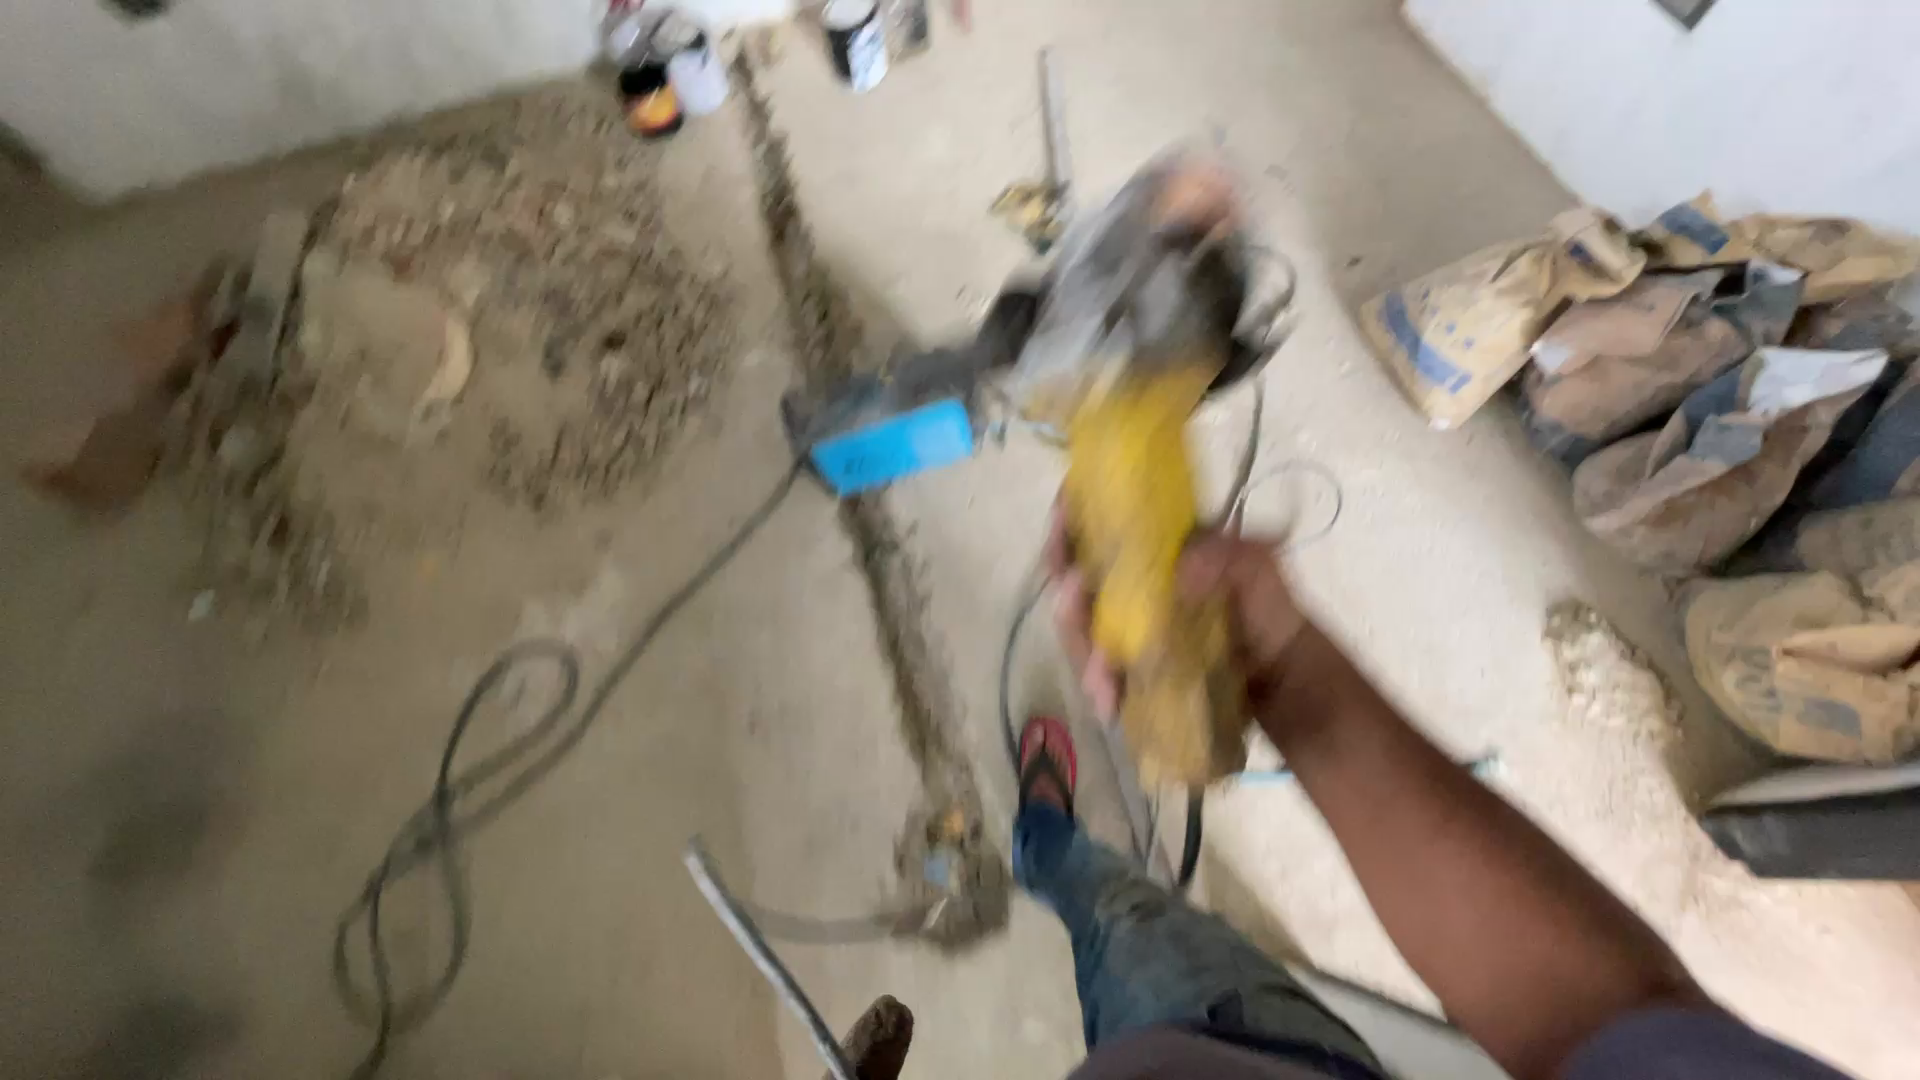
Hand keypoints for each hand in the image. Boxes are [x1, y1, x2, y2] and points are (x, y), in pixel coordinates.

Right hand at [1046, 507, 1309, 725]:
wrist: (1284, 679)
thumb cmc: (1269, 613)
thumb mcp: (1259, 568)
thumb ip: (1231, 556)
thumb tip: (1184, 571)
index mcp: (1150, 553)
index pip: (1097, 526)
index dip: (1071, 517)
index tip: (1061, 516)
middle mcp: (1126, 589)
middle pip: (1072, 576)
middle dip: (1063, 580)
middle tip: (1070, 586)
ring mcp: (1122, 632)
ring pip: (1078, 629)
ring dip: (1076, 638)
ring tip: (1094, 653)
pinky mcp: (1127, 672)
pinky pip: (1098, 675)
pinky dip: (1098, 686)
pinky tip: (1107, 701)